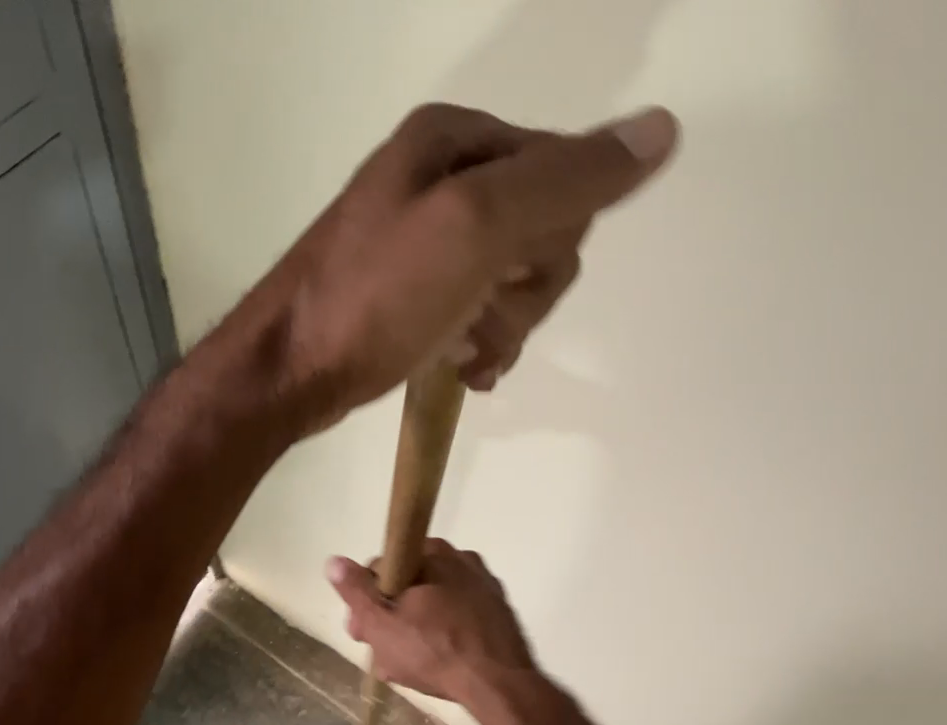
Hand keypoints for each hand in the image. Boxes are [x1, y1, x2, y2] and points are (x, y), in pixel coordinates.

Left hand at [262, 103, 678, 430]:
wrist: (285, 372)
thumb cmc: (373, 297)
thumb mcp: (476, 227)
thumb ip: (567, 180)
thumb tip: (661, 131)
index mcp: (453, 140)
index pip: (564, 172)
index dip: (549, 236)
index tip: (506, 271)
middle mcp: (439, 178)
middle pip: (542, 229)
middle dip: (524, 289)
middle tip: (478, 315)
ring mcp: (422, 240)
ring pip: (514, 279)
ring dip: (504, 326)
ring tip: (463, 353)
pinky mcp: (410, 293)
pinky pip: (479, 310)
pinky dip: (480, 343)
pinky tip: (463, 370)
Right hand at [327, 540, 540, 703]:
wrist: (500, 686)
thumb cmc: (433, 651)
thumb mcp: (381, 623)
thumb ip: (356, 591)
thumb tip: (333, 561)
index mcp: (431, 553)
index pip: (383, 569)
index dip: (366, 601)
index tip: (362, 632)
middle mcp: (460, 559)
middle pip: (409, 586)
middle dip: (390, 617)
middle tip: (380, 652)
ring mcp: (484, 587)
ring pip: (433, 604)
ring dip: (414, 629)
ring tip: (405, 666)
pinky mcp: (499, 614)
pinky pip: (459, 618)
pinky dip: (443, 635)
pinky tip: (435, 664)